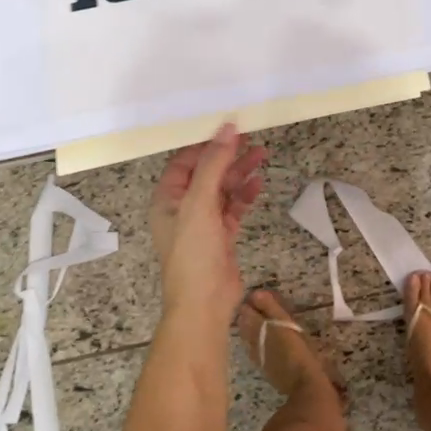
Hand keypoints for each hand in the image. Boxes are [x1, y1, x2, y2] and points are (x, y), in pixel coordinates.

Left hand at [149, 124, 267, 325]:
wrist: (204, 304)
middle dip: (227, 155)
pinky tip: (258, 184)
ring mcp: (202, 223)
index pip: (184, 162)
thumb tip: (228, 126)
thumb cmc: (193, 252)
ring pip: (222, 188)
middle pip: (206, 172)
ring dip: (240, 172)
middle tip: (252, 138)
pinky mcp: (221, 236)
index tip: (229, 128)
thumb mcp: (200, 203)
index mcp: (167, 199)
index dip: (205, 144)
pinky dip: (245, 195)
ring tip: (262, 154)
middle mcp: (183, 208)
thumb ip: (214, 163)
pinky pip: (233, 207)